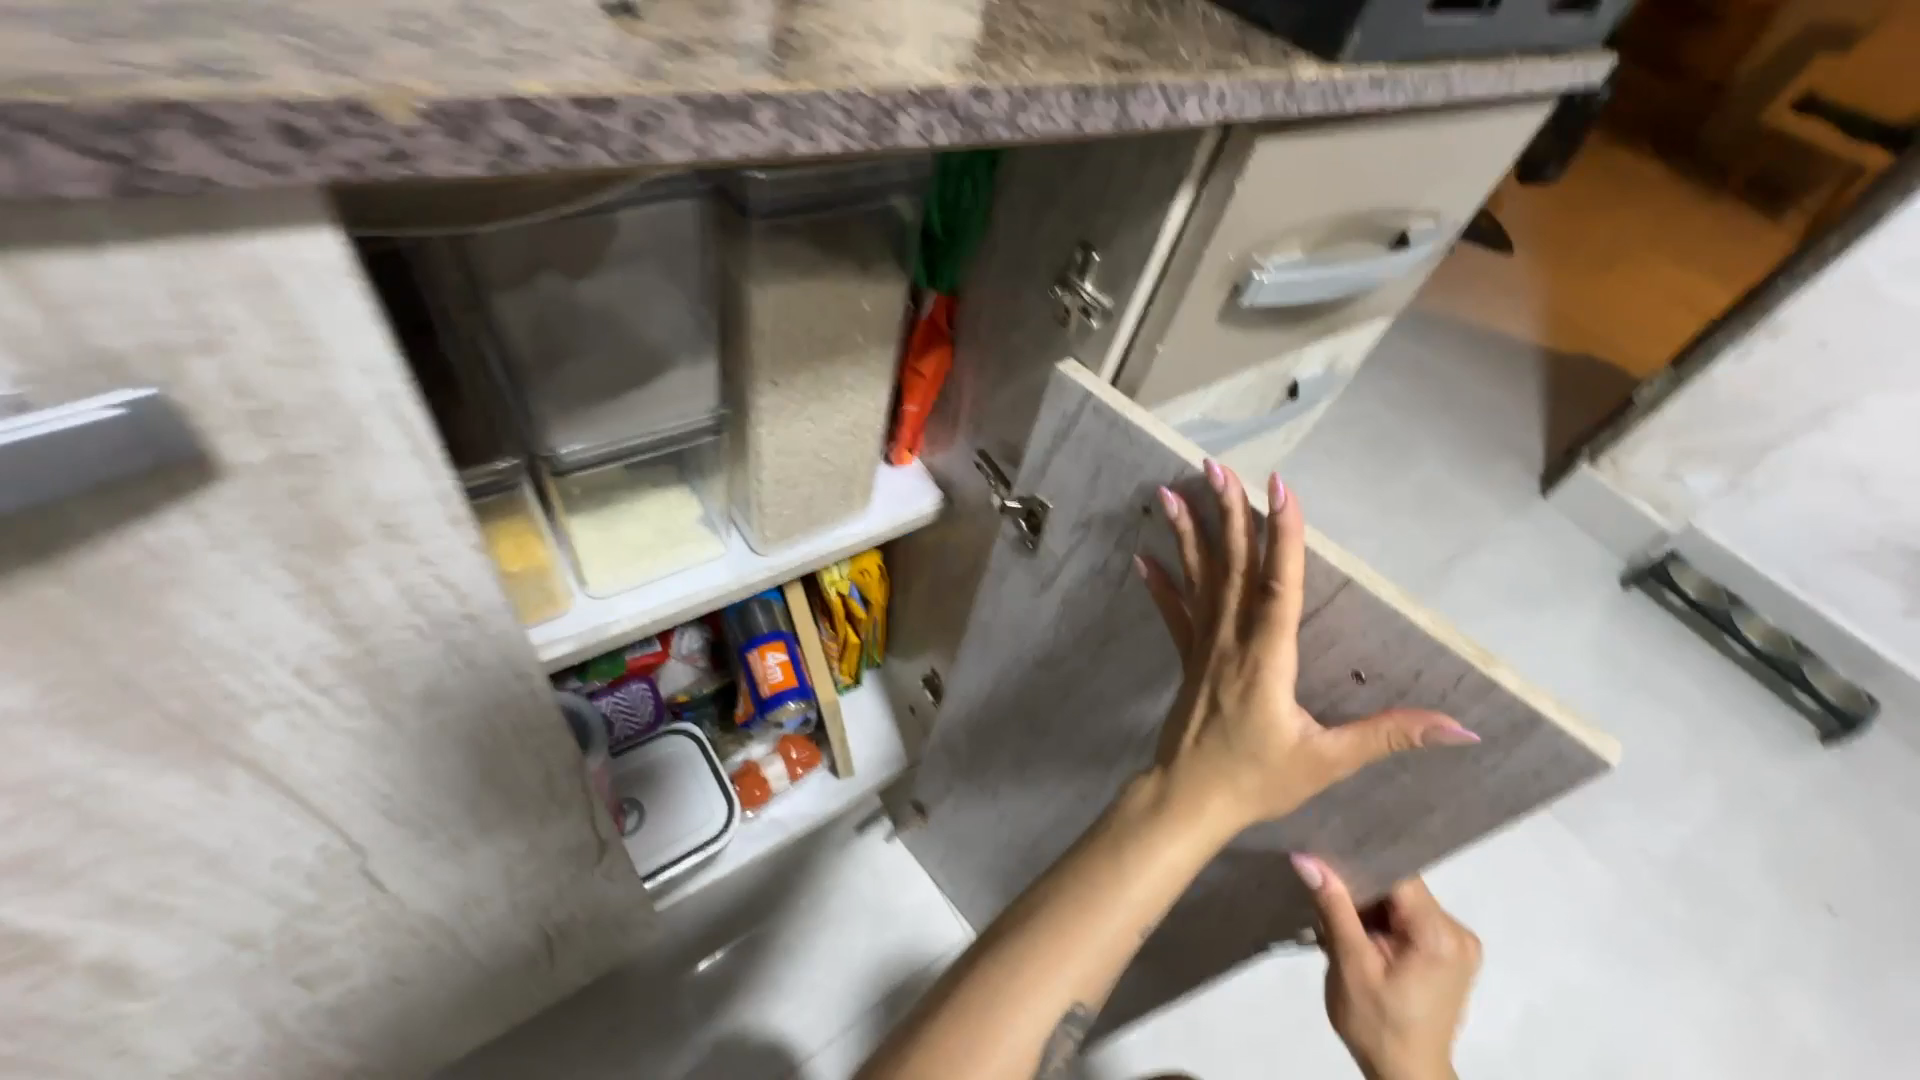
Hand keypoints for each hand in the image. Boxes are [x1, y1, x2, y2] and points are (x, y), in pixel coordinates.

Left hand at [1135, 462, 1477, 832]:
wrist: (1186, 799)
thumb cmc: (1255, 781)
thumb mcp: (1327, 761)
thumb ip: (1390, 736)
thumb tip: (1462, 726)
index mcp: (1267, 657)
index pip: (1279, 583)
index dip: (1283, 533)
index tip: (1279, 486)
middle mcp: (1231, 641)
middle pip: (1233, 567)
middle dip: (1229, 514)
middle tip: (1215, 466)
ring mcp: (1203, 648)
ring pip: (1199, 581)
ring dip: (1190, 534)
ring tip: (1173, 491)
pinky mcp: (1187, 661)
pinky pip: (1174, 613)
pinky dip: (1161, 584)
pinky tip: (1143, 555)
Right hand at [1298, 858, 1478, 1079]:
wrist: (1405, 1076)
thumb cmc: (1378, 1023)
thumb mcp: (1350, 964)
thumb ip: (1333, 906)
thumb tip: (1306, 858)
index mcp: (1440, 933)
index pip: (1398, 874)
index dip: (1360, 862)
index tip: (1323, 854)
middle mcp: (1458, 932)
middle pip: (1400, 887)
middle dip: (1360, 890)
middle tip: (1322, 892)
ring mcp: (1457, 945)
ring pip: (1402, 903)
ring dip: (1368, 908)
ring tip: (1335, 915)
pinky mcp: (1448, 956)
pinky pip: (1409, 921)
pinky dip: (1381, 924)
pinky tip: (1358, 935)